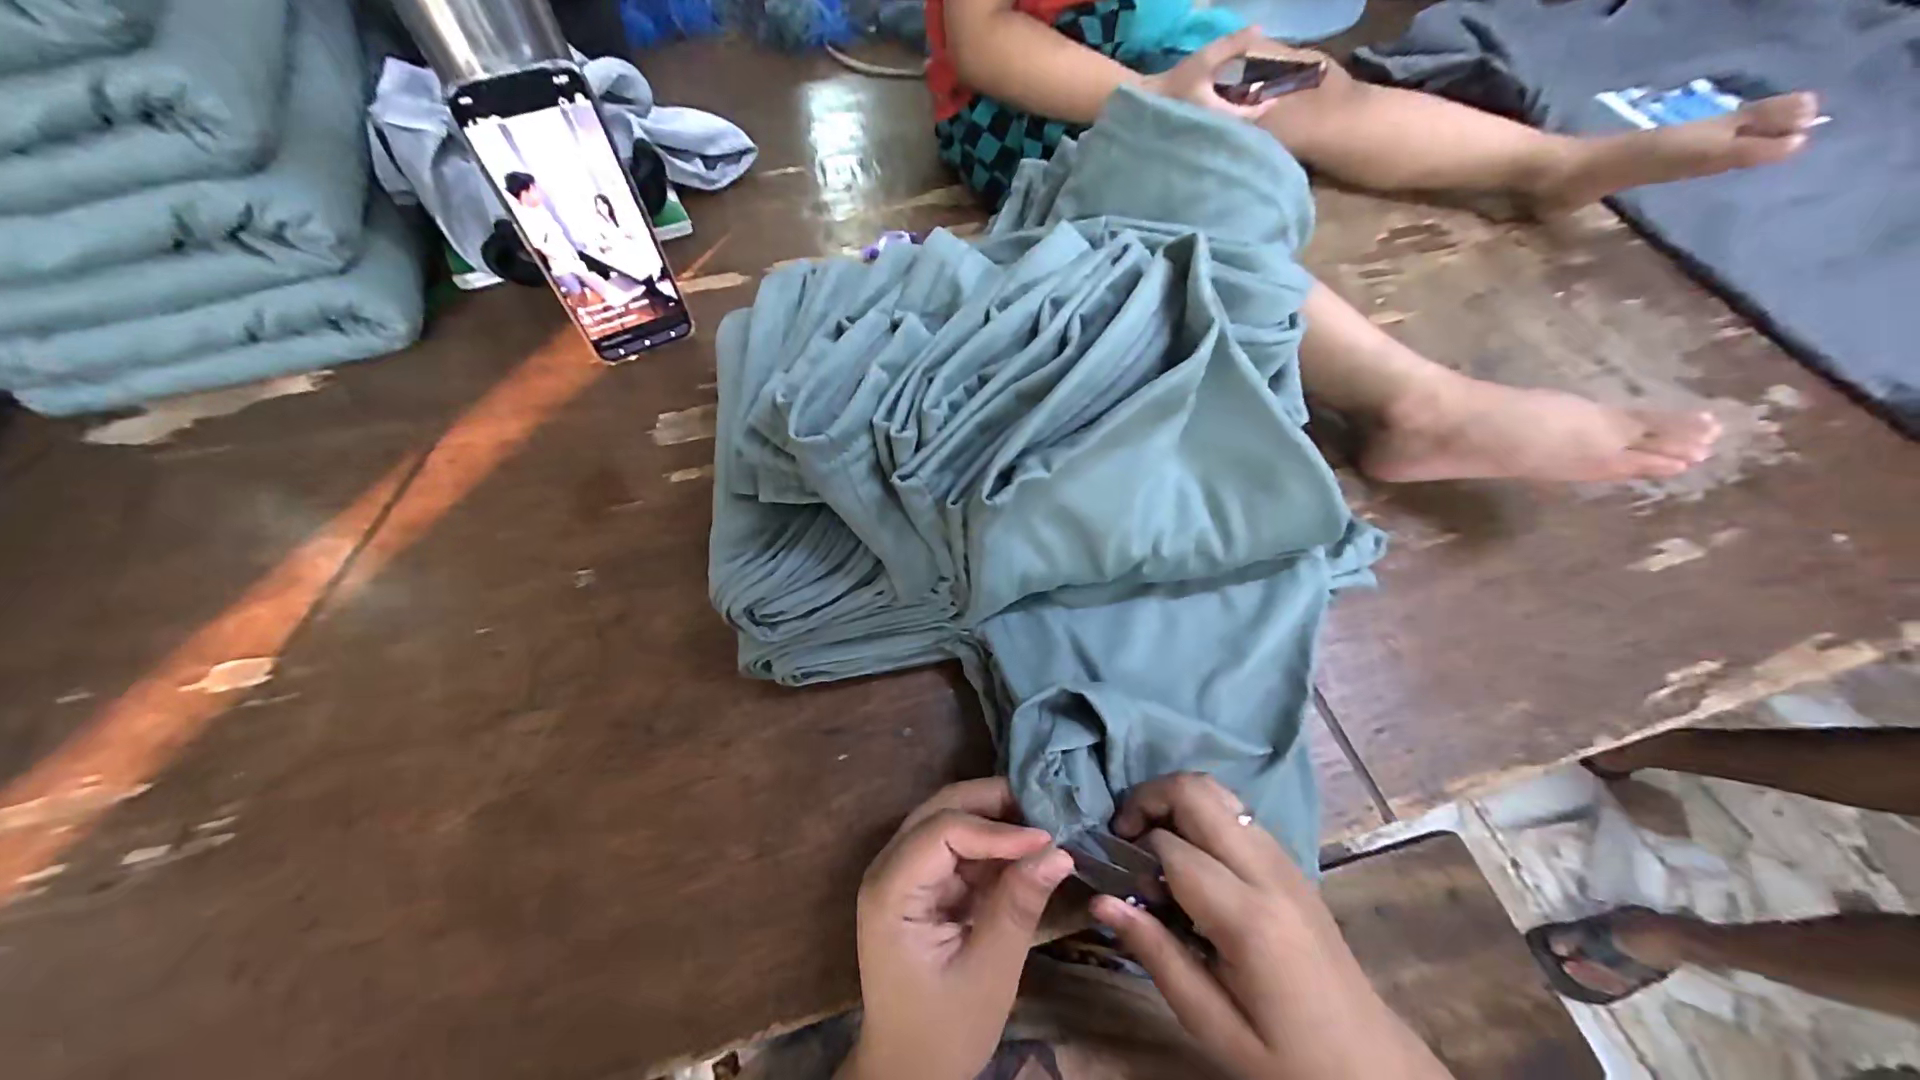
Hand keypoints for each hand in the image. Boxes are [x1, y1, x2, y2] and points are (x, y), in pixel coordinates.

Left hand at [838, 778, 1073, 1079]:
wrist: (908, 1068)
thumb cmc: (943, 1030)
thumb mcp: (988, 973)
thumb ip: (1018, 906)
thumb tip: (1059, 851)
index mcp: (890, 890)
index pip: (942, 830)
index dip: (996, 828)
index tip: (1047, 838)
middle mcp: (889, 868)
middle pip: (942, 810)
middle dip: (995, 805)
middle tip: (1049, 812)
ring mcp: (905, 872)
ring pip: (952, 820)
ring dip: (998, 819)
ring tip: (1045, 827)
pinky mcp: (924, 883)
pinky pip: (960, 846)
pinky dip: (994, 845)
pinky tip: (1027, 851)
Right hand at [1090, 773, 1452, 1079]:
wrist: (1374, 1068)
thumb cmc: (1288, 1061)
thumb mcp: (1213, 1025)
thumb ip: (1157, 955)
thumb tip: (1101, 899)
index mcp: (1248, 918)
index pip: (1172, 847)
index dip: (1132, 852)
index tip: (1118, 882)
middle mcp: (1268, 872)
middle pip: (1196, 792)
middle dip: (1147, 799)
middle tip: (1124, 837)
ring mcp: (1284, 861)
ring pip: (1218, 791)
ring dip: (1174, 802)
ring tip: (1152, 844)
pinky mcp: (1291, 864)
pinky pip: (1235, 812)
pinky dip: (1200, 814)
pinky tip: (1189, 858)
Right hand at [1142, 29, 1283, 121]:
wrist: (1146, 101)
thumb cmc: (1176, 83)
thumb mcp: (1205, 59)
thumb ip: (1232, 45)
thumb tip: (1258, 31)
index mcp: (1219, 116)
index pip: (1249, 116)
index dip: (1263, 105)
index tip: (1273, 96)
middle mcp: (1214, 131)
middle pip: (1240, 125)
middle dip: (1251, 111)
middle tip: (1260, 96)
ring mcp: (1204, 135)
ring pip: (1229, 127)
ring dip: (1239, 114)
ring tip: (1244, 100)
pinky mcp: (1196, 133)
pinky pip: (1218, 127)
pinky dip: (1226, 117)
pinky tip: (1225, 105)